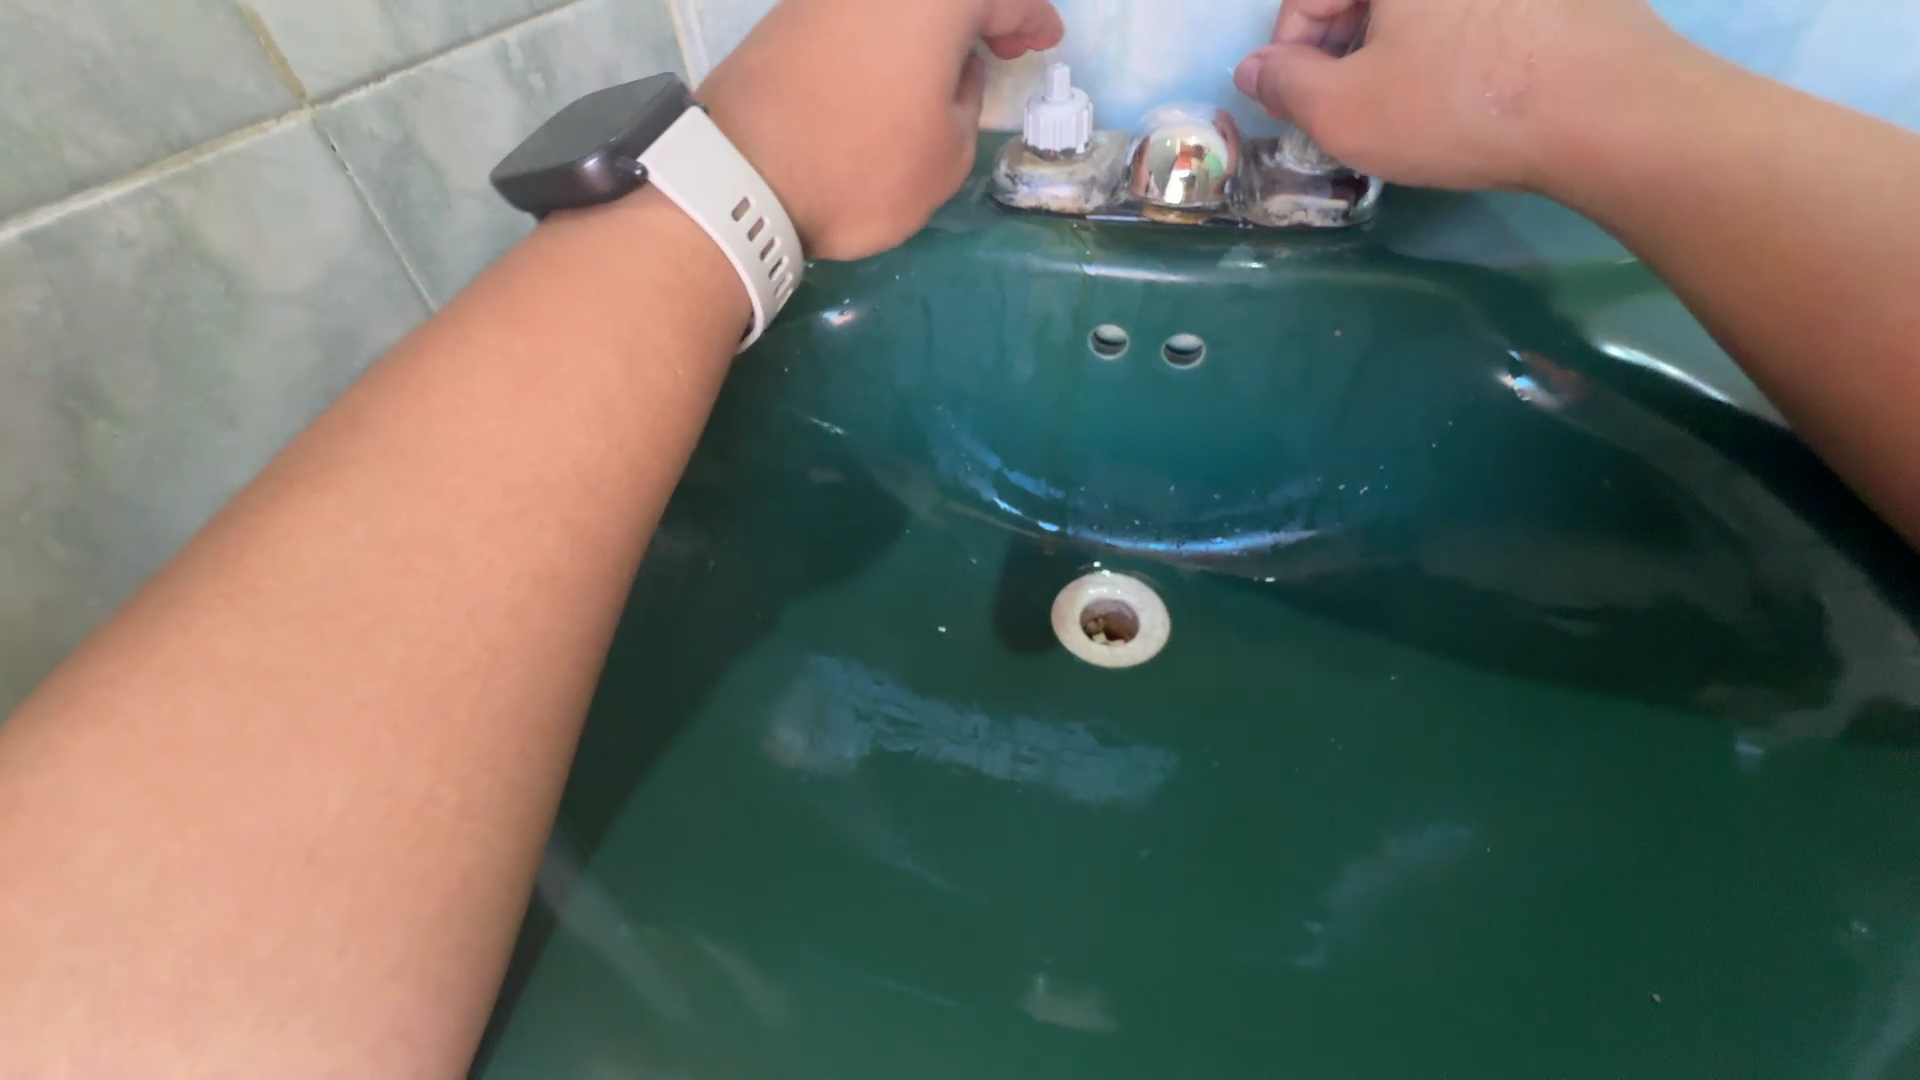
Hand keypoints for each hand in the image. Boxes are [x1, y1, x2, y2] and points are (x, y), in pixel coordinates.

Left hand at [699, 0, 1063, 259]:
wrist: (745, 177)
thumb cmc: (863, 169)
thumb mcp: (947, 156)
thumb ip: (967, 102)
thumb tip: (952, 73)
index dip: (1032, 17)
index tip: (1046, 39)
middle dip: (986, 11)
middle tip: (1006, 44)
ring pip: (904, 1)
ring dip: (937, 24)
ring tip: (951, 68)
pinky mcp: (793, 12)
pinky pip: (864, 12)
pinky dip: (894, 30)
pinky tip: (899, 70)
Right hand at [1233, 0, 1694, 191]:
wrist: (1604, 106)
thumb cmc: (1453, 106)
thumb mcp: (1342, 110)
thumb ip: (1282, 85)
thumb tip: (1253, 68)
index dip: (1288, 56)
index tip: (1301, 107)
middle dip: (1337, 52)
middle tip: (1346, 112)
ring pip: (1409, 6)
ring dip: (1384, 49)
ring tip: (1399, 106)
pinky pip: (1460, 10)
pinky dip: (1437, 40)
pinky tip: (1450, 85)